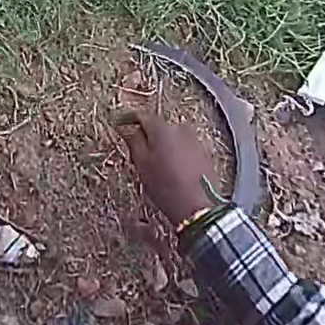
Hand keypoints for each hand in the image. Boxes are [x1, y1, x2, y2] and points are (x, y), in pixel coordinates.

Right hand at [110, 109, 214, 226]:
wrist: (199, 208)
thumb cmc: (166, 187)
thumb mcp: (142, 163)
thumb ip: (133, 140)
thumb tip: (126, 127)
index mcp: (161, 129)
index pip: (141, 116)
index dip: (128, 119)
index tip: (120, 124)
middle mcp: (180, 129)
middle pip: (157, 127)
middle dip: (146, 136)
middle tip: (136, 154)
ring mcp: (194, 141)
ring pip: (171, 138)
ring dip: (162, 146)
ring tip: (155, 166)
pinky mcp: (204, 153)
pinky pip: (183, 147)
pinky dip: (175, 154)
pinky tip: (172, 170)